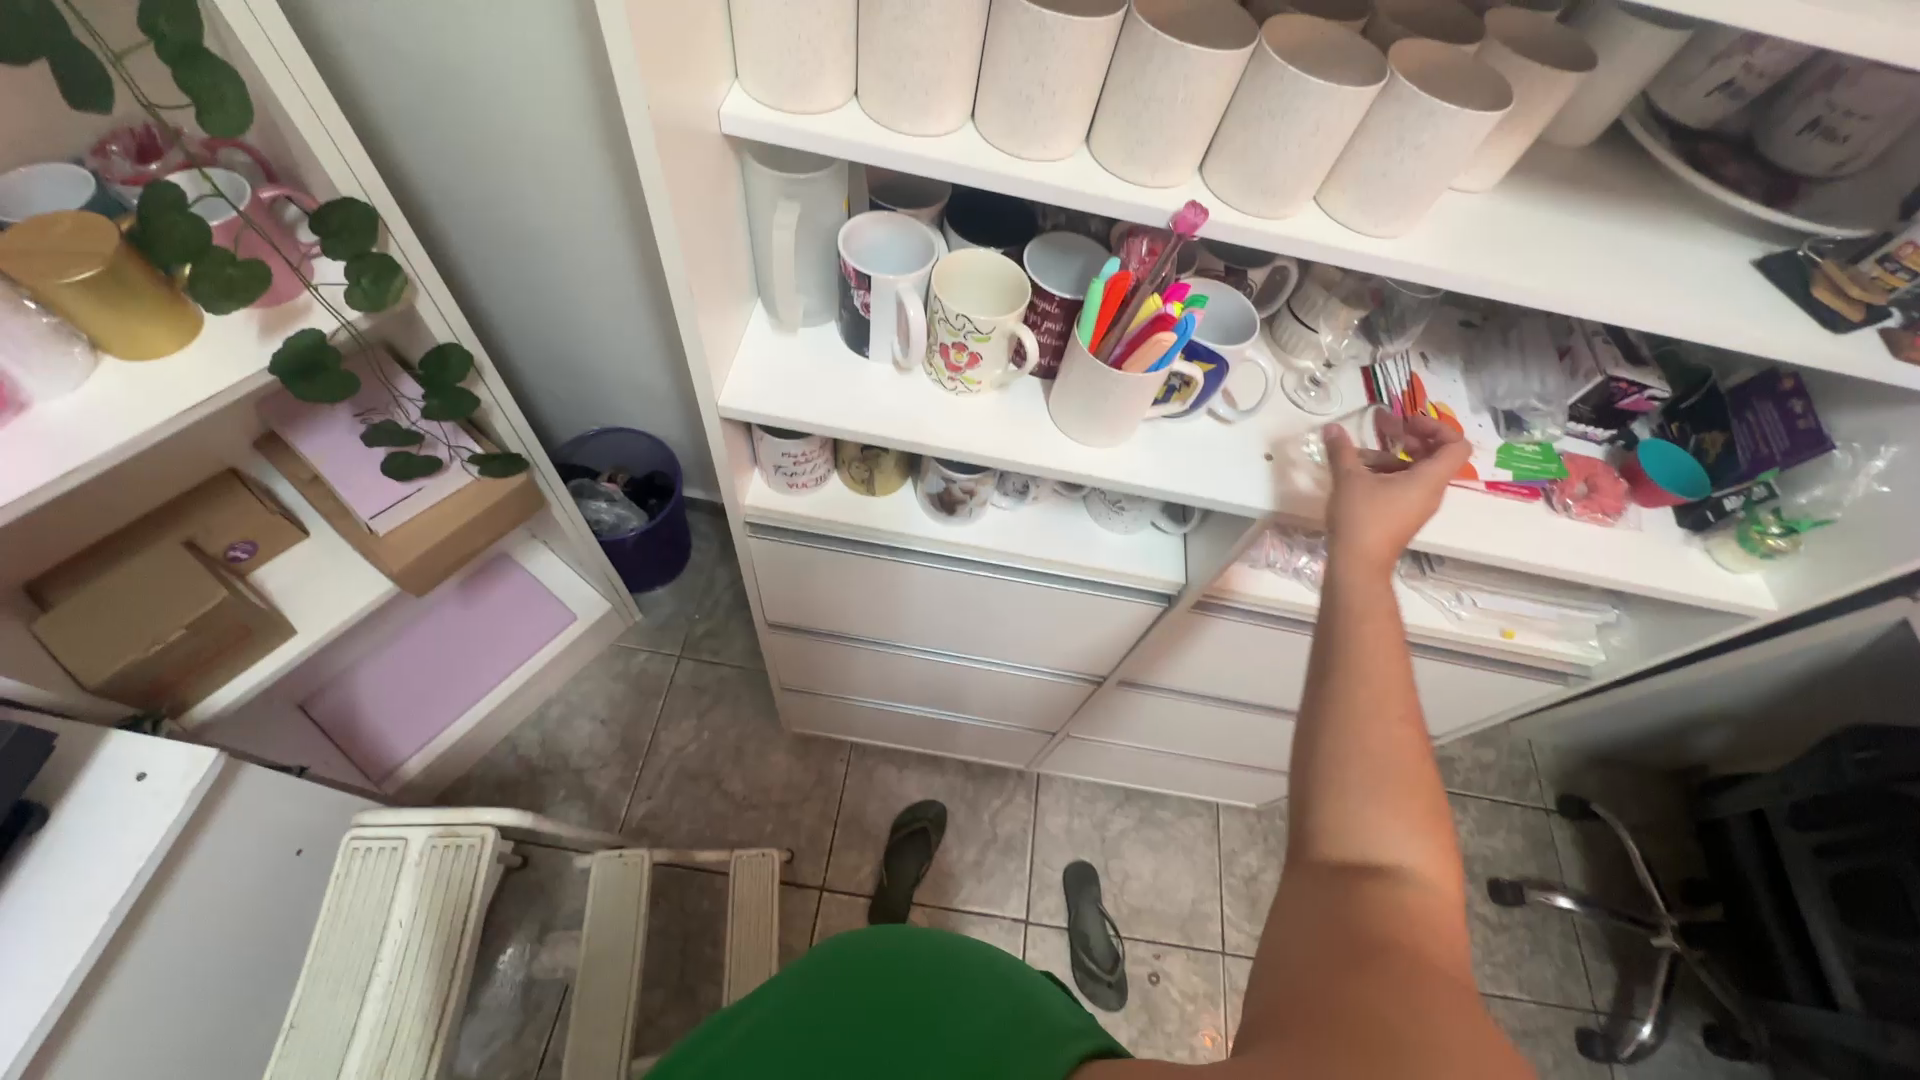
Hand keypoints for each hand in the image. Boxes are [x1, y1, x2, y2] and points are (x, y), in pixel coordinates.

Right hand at [1323, 413, 1469, 575]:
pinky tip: (1358, 475)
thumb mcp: (1349, 479)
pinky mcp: (1403, 517)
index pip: (1456, 445)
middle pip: (1435, 455)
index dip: (1436, 427)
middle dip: (1409, 437)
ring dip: (1392, 457)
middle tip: (1383, 428)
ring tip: (1360, 454)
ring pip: (1415, 472)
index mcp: (1429, 479)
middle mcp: (1431, 492)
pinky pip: (1404, 487)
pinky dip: (1387, 474)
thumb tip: (1332, 428)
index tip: (1407, 423)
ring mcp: (1418, 506)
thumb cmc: (1361, 518)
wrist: (1357, 564)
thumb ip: (1342, 451)